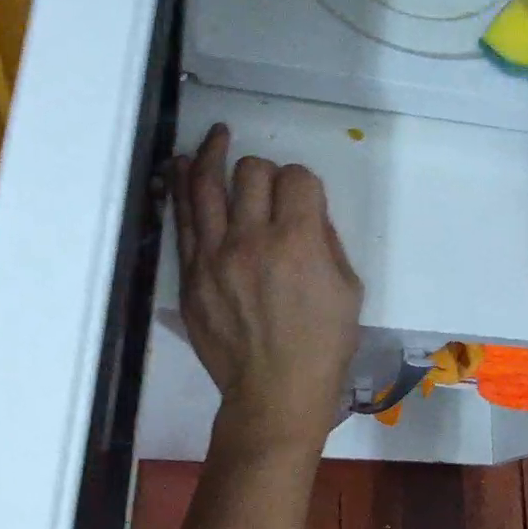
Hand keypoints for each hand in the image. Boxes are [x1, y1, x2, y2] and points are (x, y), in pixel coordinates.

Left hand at [172, 124, 363, 449]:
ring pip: (205, 184)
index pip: (295, 178)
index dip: (301, 182)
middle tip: (266, 188)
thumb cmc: (322, 346)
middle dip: (263, 172)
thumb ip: (325, 239)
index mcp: (298, 242)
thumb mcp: (348, 289)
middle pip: (251, 172)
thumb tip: (303, 209)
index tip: (301, 197)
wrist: (275, 392)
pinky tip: (179, 167)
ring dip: (210, 153)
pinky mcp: (191, 276)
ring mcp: (214, 257)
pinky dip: (180, 188)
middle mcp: (252, 240)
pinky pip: (182, 221)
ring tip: (214, 136)